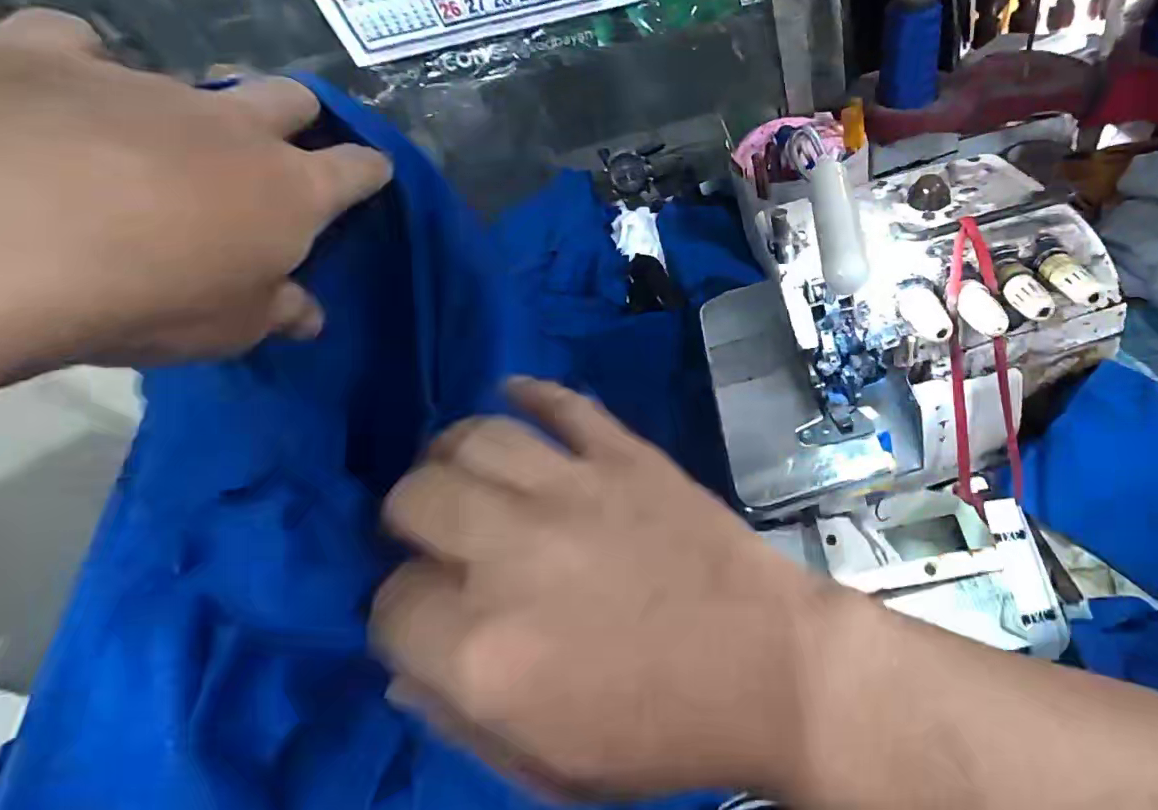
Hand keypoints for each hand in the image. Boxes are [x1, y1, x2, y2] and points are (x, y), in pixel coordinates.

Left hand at [0, 9, 390, 368]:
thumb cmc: (137, 298)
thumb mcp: (223, 329)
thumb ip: (276, 312)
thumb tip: (310, 316)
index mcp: (289, 189)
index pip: (359, 168)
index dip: (368, 171)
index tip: (367, 175)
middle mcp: (230, 125)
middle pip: (290, 97)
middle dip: (292, 115)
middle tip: (263, 146)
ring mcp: (140, 82)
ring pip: (185, 74)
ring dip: (179, 103)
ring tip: (138, 136)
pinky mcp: (36, 53)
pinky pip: (66, 40)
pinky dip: (67, 62)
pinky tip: (43, 92)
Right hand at [370, 377, 837, 800]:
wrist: (768, 663)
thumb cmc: (660, 729)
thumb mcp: (544, 765)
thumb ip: (458, 716)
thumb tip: (407, 662)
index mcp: (482, 651)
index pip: (389, 602)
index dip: (401, 607)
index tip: (428, 608)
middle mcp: (513, 554)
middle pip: (417, 496)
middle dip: (411, 515)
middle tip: (437, 528)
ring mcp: (575, 490)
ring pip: (478, 436)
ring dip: (455, 450)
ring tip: (465, 468)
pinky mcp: (627, 455)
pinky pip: (563, 403)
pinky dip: (531, 393)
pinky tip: (514, 395)